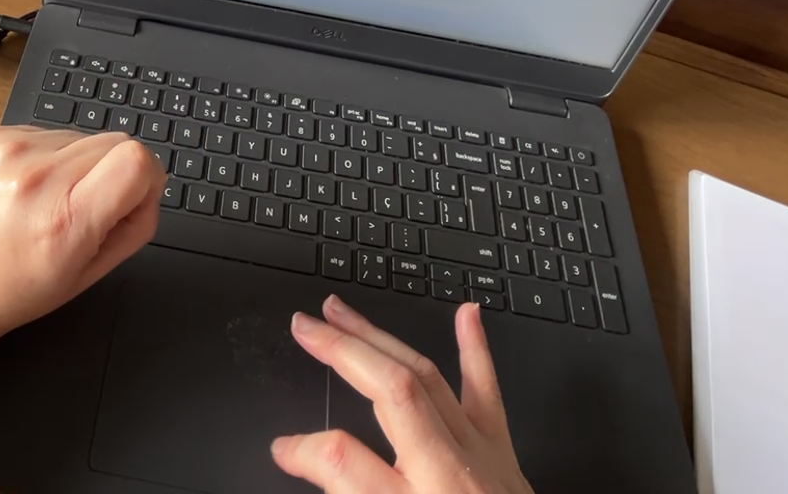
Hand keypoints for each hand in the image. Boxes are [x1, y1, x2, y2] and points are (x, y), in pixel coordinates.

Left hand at [0, 125, 163, 371]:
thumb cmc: (14, 289)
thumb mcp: (90, 275)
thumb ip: (135, 226)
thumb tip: (154, 181)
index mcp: (64, 220)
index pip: (136, 160)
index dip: (148, 177)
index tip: (133, 198)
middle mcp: (36, 177)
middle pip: (117, 141)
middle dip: (114, 173)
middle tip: (86, 209)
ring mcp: (10, 150)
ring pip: (84, 136)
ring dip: (80, 164)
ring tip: (49, 201)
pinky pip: (51, 133)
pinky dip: (51, 157)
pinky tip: (28, 188)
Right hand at [273, 295, 535, 493]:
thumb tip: (309, 462)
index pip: (346, 463)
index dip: (303, 449)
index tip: (283, 448)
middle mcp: (452, 477)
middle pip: (393, 391)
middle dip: (341, 349)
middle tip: (303, 325)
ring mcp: (482, 459)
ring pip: (426, 376)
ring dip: (379, 336)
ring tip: (341, 311)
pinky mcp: (505, 456)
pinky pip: (488, 393)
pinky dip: (476, 350)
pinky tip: (468, 315)